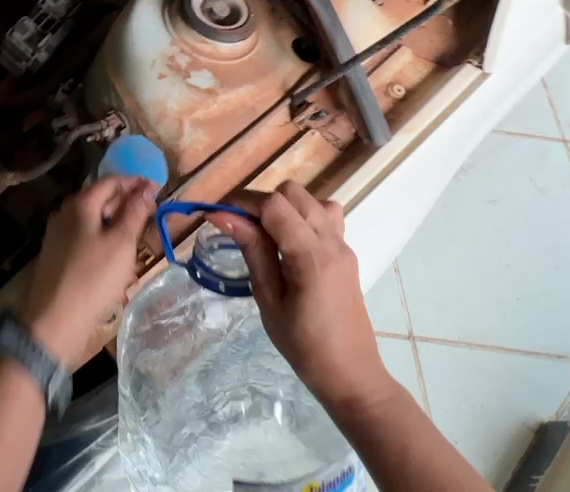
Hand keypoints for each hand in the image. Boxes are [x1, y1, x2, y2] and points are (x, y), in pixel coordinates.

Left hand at [19, 176, 156, 366]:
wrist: (55, 318)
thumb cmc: (93, 277)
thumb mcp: (121, 243)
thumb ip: (134, 213)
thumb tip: (146, 188)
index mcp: (79, 204)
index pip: (111, 181)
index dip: (135, 183)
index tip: (157, 189)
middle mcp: (64, 213)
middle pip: (100, 199)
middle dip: (126, 204)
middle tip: (151, 214)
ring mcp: (58, 233)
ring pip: (93, 220)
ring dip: (116, 225)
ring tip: (138, 238)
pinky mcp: (57, 254)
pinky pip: (85, 239)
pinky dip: (104, 241)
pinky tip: (117, 261)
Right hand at [211, 182, 399, 415]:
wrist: (351, 376)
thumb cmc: (303, 346)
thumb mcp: (268, 299)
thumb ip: (251, 250)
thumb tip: (222, 215)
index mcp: (312, 257)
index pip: (274, 205)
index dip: (242, 204)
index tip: (218, 217)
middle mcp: (332, 243)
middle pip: (292, 193)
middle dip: (261, 202)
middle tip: (240, 227)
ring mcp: (343, 246)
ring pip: (310, 199)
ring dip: (283, 207)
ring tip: (266, 234)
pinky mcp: (345, 254)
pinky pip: (324, 216)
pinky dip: (301, 216)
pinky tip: (288, 241)